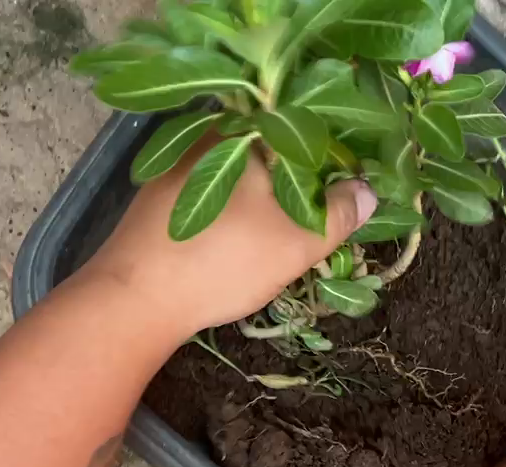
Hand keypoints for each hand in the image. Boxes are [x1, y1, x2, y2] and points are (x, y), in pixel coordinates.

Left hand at [72, 140, 376, 339]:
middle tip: (317, 226)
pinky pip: (214, 194)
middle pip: (272, 152)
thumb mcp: (295, 243)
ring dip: (267, 203)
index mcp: (245, 130)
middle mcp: (208, 133)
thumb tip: (369, 191)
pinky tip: (240, 246)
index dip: (333, 164)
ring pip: (241, 175)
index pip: (305, 130)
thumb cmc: (222, 262)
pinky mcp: (160, 196)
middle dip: (299, 187)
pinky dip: (236, 214)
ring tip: (283, 241)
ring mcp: (179, 163)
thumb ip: (337, 215)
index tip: (347, 197)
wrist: (136, 298)